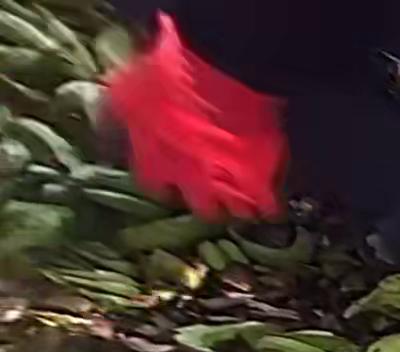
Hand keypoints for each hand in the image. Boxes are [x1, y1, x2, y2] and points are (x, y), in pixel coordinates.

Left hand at [105, 13, 286, 220]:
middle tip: (217, 193)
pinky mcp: (263, 187)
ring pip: (240, 215)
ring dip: (243, 207)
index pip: (156, 189)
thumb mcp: (126, 96)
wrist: (221, 79)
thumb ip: (126, 125)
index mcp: (155, 160)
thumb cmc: (169, 81)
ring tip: (247, 198)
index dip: (165, 186)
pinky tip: (271, 199)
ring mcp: (231, 187)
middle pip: (204, 211)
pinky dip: (271, 206)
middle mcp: (192, 182)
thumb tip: (120, 138)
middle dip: (210, 204)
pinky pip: (270, 210)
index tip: (173, 183)